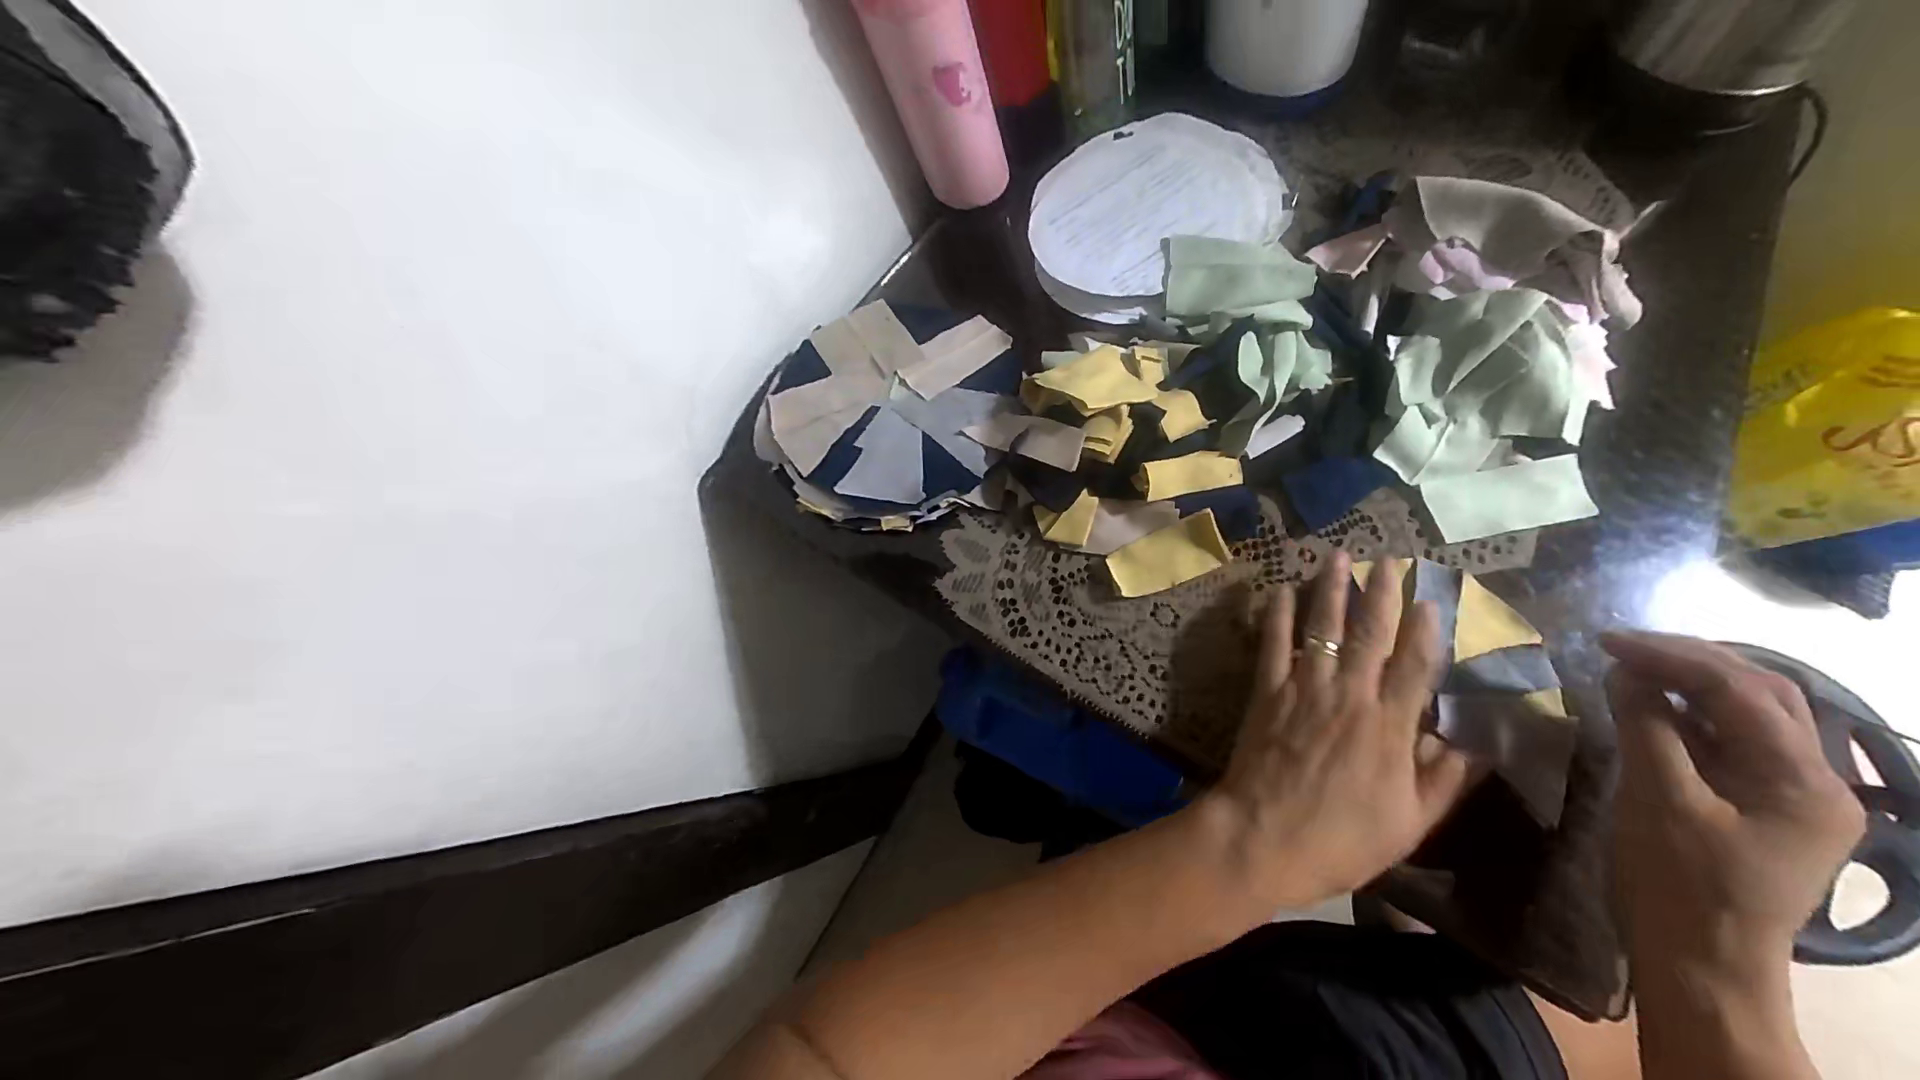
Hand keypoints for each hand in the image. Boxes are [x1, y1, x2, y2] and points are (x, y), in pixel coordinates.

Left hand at [1199, 551, 1470, 910]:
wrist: (1265, 836)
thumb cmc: (1342, 838)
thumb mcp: (1411, 821)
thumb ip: (1444, 779)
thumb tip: (1475, 745)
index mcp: (1390, 727)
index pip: (1416, 666)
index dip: (1426, 630)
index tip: (1432, 598)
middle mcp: (1349, 696)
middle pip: (1370, 634)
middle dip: (1381, 593)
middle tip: (1388, 560)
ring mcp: (1304, 689)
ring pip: (1323, 629)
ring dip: (1331, 590)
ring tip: (1337, 557)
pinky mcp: (1266, 692)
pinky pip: (1273, 645)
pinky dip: (1278, 616)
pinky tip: (1281, 590)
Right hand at [1602, 632, 1865, 979]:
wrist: (1700, 954)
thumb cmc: (1680, 879)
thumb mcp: (1657, 799)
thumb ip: (1647, 727)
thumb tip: (1626, 670)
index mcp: (1805, 782)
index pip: (1742, 692)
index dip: (1672, 657)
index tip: (1606, 641)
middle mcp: (1817, 781)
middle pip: (1763, 694)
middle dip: (1691, 660)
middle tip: (1621, 645)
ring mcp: (1793, 793)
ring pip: (1753, 713)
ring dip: (1693, 681)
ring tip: (1633, 665)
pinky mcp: (1762, 802)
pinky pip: (1733, 740)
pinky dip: (1691, 712)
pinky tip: (1652, 704)